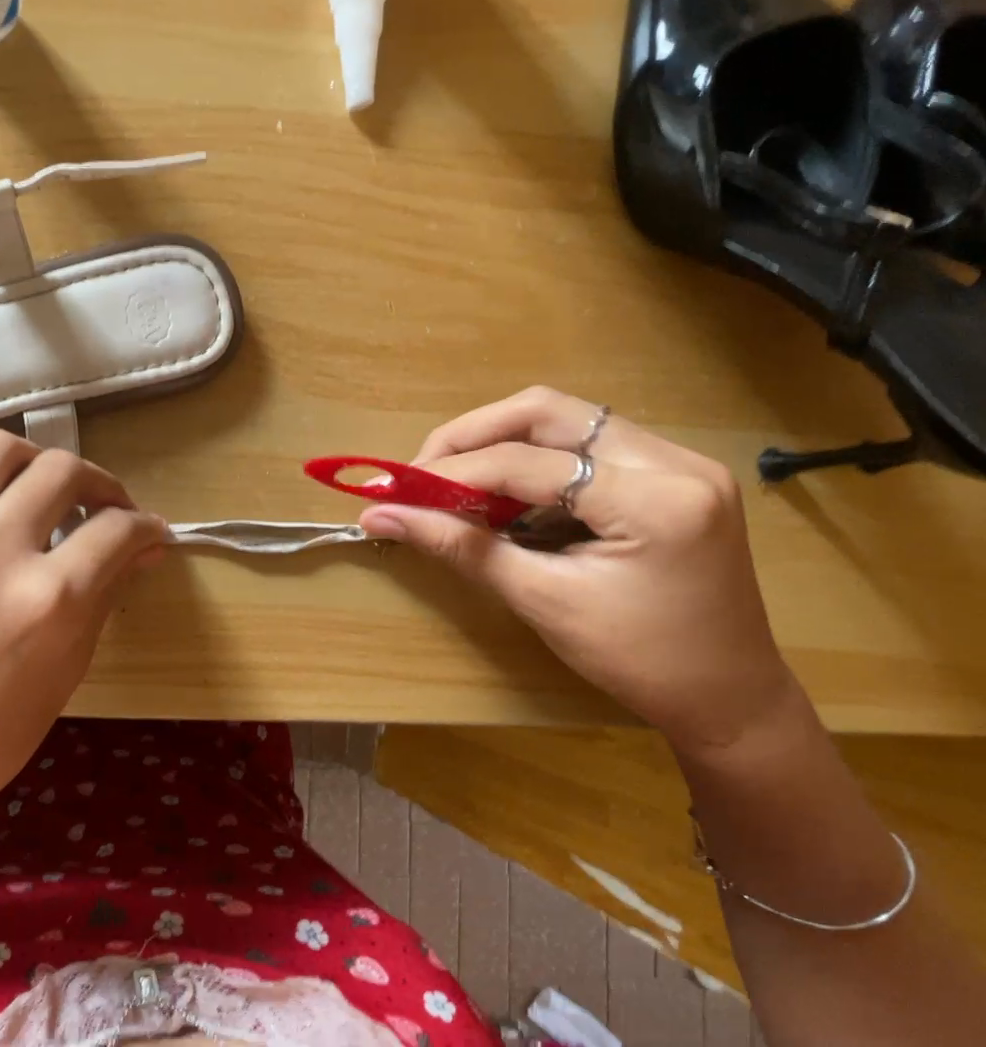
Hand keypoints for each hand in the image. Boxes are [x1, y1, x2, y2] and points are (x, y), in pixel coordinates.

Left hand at [0, 429, 168, 887]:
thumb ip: (104, 598)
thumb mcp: (64, 674)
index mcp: (47, 602)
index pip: (117, 531)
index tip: (149, 534)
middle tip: (101, 510)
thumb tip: (142, 548)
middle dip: (99, 484)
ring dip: (31, 460)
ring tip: (38, 488)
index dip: (147, 529)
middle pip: (62, 470)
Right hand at [358, 387, 800, 755]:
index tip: (391, 490)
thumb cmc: (637, 659)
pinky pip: (585, 446)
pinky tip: (502, 497)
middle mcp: (675, 461)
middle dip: (471, 436)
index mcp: (655, 499)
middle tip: (420, 472)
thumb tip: (380, 516)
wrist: (728, 696)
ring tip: (452, 485)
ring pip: (566, 420)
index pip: (526, 462)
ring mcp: (679, 463)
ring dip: (499, 444)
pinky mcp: (672, 476)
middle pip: (547, 411)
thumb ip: (461, 547)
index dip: (449, 472)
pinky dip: (532, 463)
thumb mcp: (542, 601)